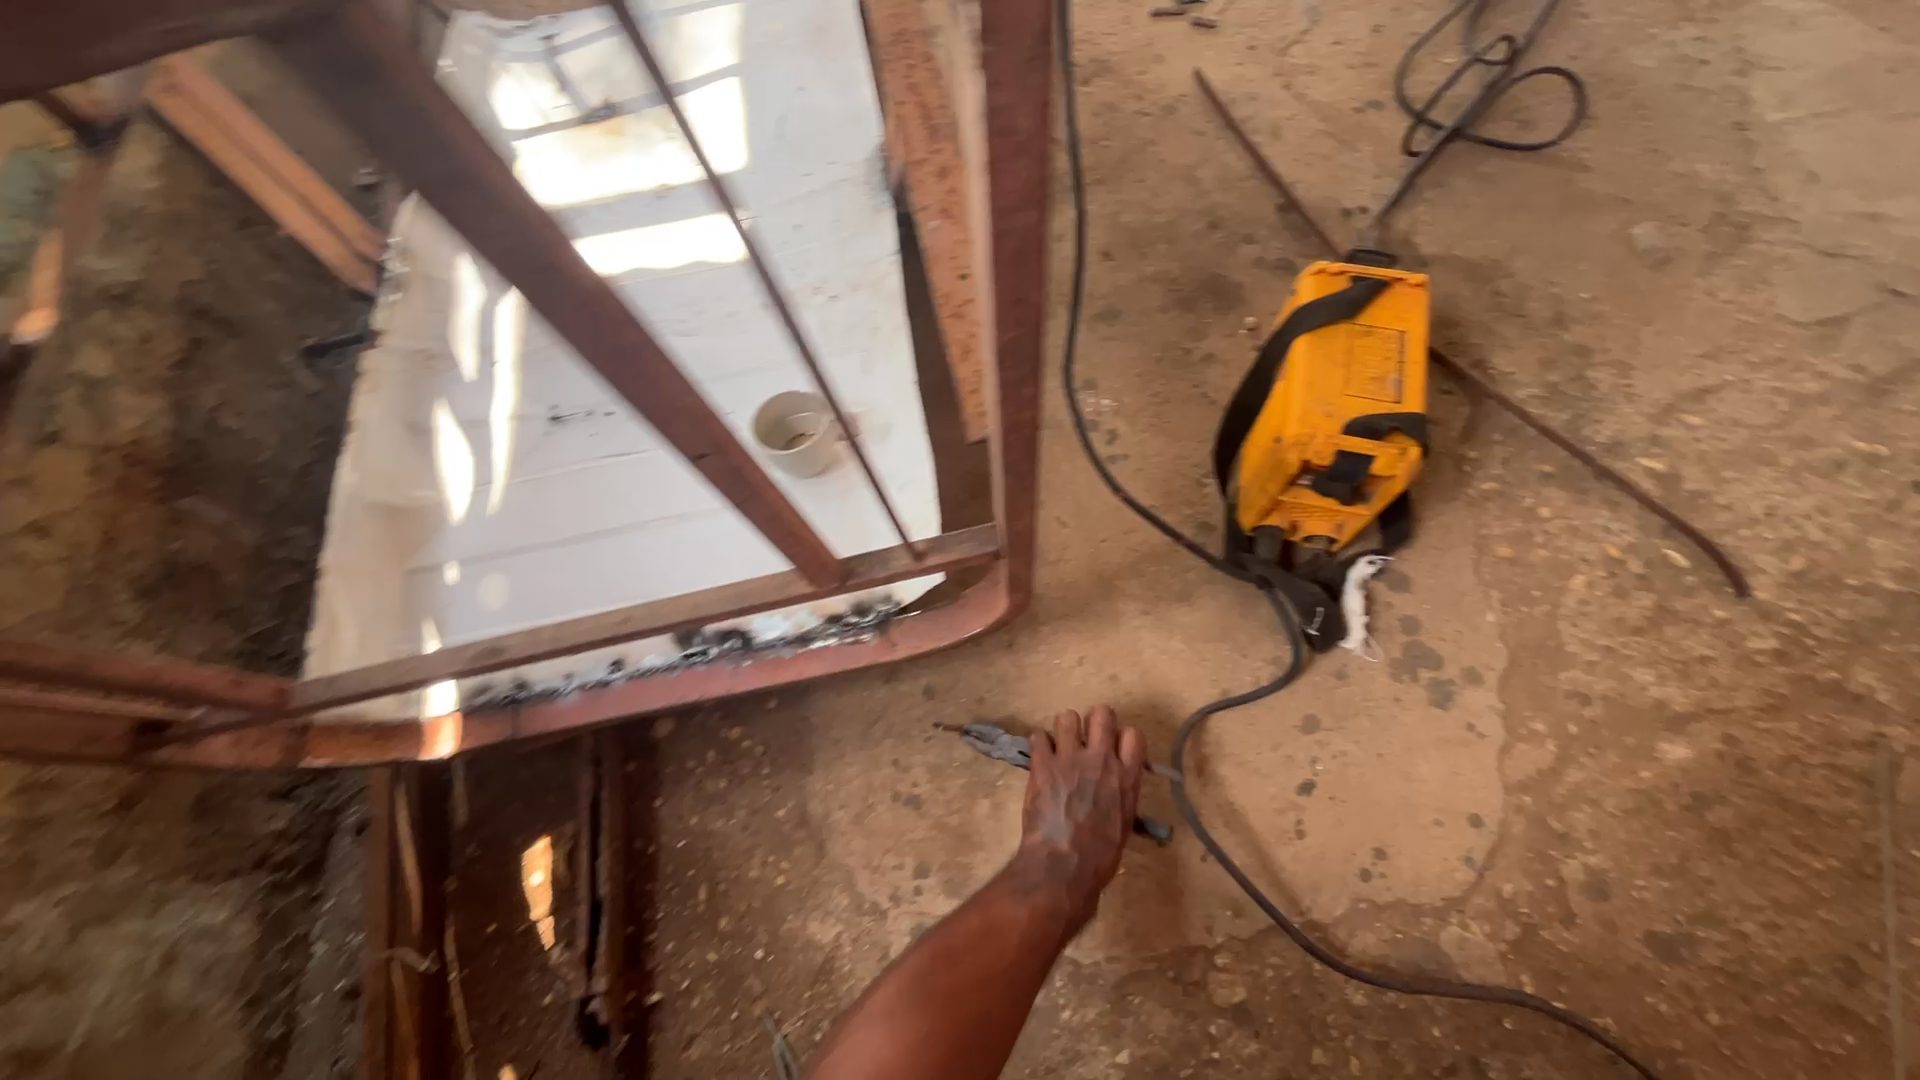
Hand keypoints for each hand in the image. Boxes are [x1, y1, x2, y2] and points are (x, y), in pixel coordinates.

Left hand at [1006, 706, 1145, 938]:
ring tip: (1060, 746)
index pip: (1133, 734)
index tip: (1114, 749)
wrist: (1062, 865)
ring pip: (1067, 716)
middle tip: (1085, 740)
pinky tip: (1040, 760)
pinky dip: (1039, 746)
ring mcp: (1070, 758)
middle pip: (1102, 713)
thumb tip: (1114, 787)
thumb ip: (1121, 795)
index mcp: (1126, 778)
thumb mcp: (1123, 825)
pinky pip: (1038, 736)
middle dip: (1094, 722)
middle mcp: (1101, 759)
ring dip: (1064, 729)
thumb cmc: (1099, 858)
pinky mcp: (1042, 764)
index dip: (1122, 738)